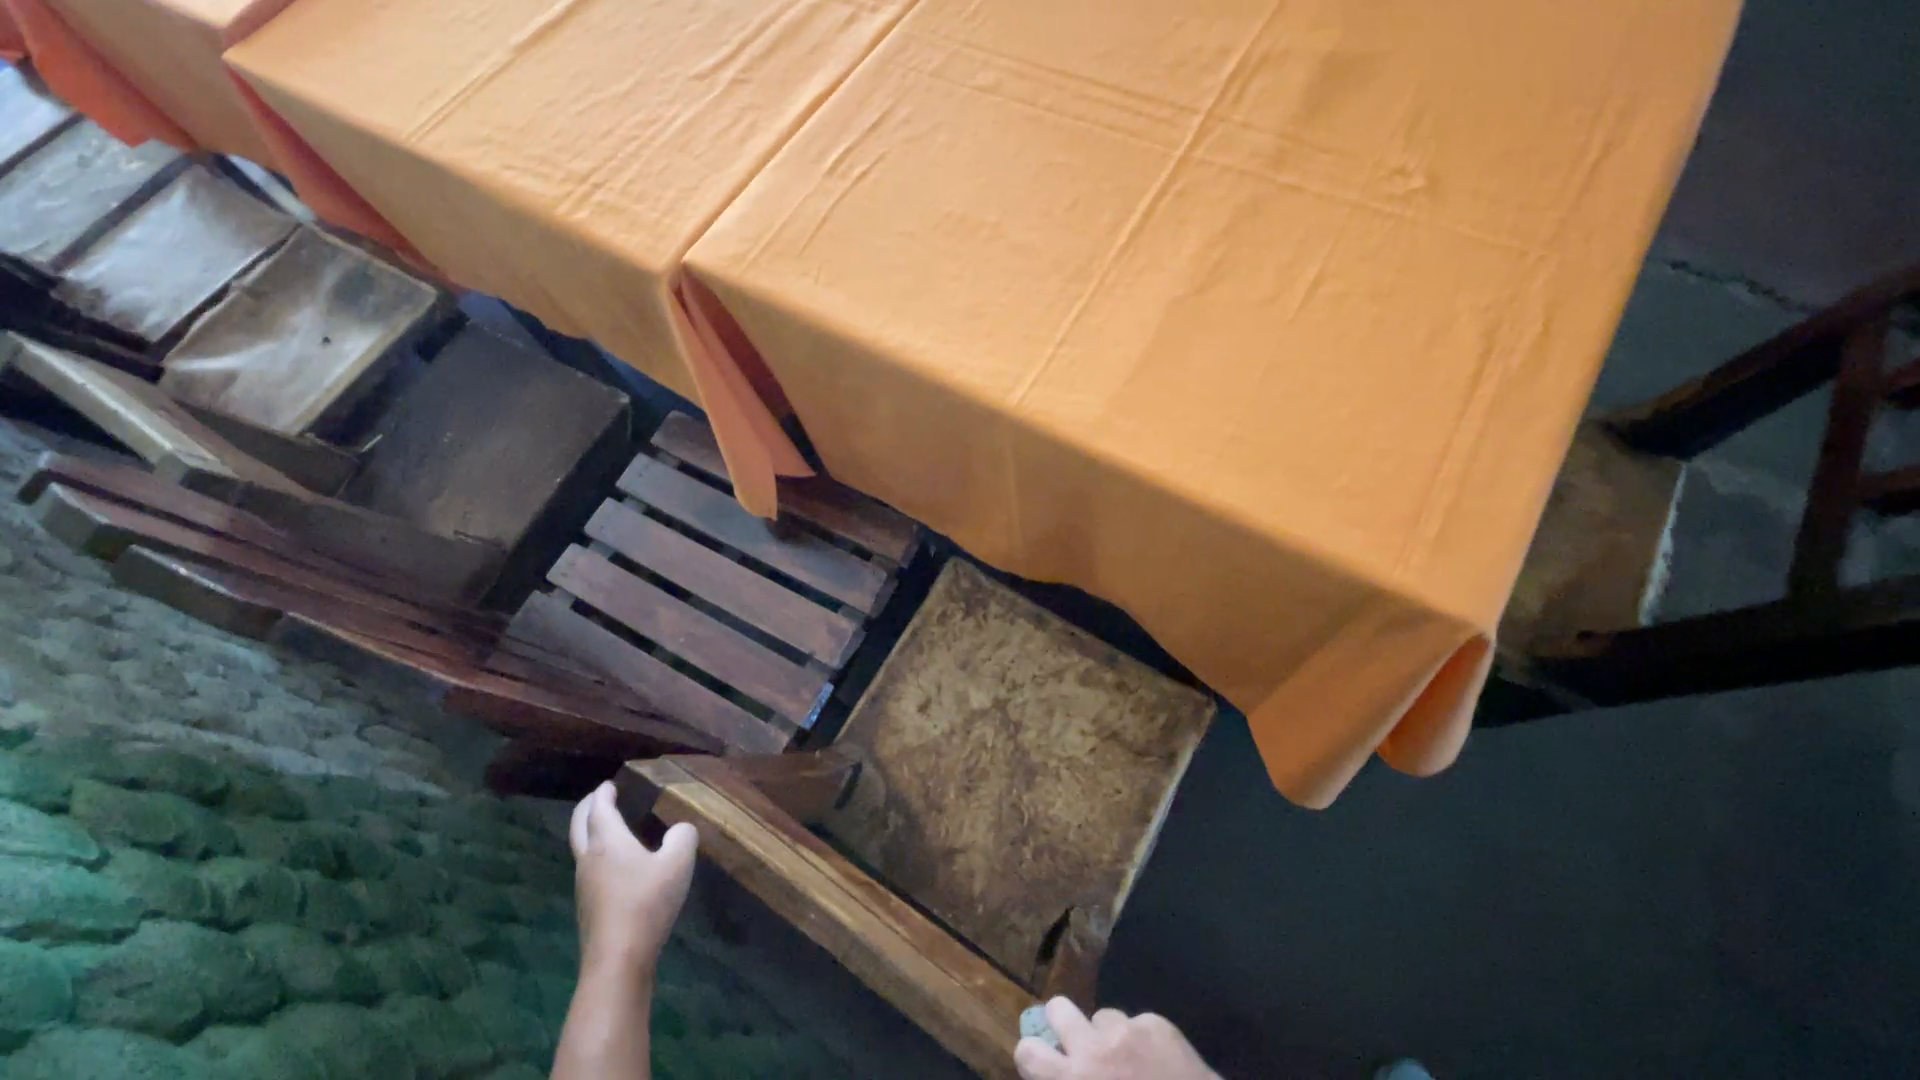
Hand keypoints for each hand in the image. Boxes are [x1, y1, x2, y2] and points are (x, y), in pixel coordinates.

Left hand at [569, 781, 696, 978]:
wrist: (618, 958)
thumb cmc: (647, 902)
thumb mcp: (678, 863)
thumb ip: (682, 837)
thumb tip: (679, 829)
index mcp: (608, 841)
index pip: (599, 808)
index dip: (604, 793)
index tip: (609, 784)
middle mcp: (589, 858)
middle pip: (578, 824)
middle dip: (587, 808)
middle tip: (598, 798)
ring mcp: (583, 884)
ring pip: (581, 848)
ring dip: (589, 831)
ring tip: (607, 827)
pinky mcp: (587, 906)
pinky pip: (588, 868)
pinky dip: (596, 854)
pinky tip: (615, 866)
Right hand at [1015, 998, 1218, 1079]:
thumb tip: (1065, 1076)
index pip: (1028, 1051)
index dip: (1033, 1055)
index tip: (1044, 1063)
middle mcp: (1092, 1049)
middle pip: (1059, 1008)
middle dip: (1064, 1022)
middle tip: (1078, 1043)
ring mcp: (1126, 1031)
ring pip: (1103, 1015)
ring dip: (1109, 1035)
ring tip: (1130, 1060)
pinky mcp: (1156, 1024)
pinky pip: (1139, 1023)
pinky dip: (1144, 1039)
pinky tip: (1161, 1063)